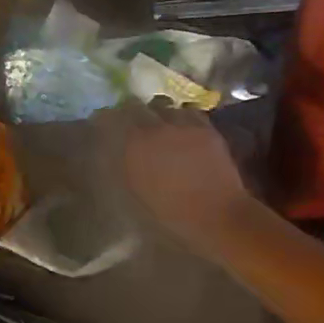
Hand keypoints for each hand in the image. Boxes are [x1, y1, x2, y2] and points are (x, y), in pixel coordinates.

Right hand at [108, 104, 265, 257]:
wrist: (219, 217)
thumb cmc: (173, 214)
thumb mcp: (138, 192)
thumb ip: (125, 164)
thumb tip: (115, 149)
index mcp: (134, 144)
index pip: (112, 117)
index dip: (107, 117)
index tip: (104, 121)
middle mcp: (156, 127)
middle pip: (138, 106)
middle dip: (132, 111)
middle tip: (133, 122)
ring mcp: (183, 124)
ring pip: (165, 106)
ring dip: (159, 112)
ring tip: (161, 124)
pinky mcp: (205, 128)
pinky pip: (188, 112)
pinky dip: (182, 117)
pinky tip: (184, 130)